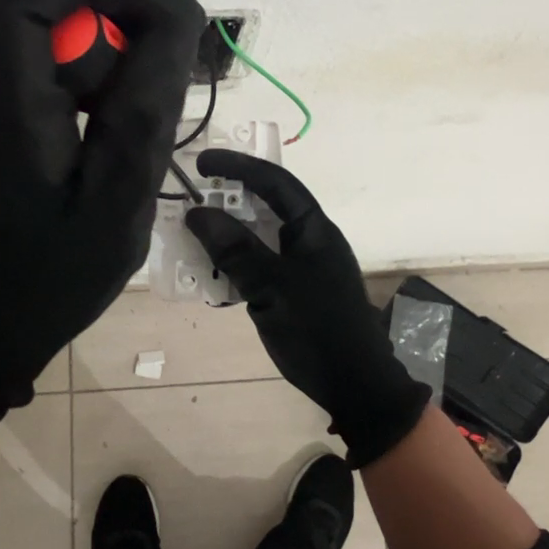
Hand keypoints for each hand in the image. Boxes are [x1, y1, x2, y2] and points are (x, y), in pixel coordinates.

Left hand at [0, 0, 203, 462]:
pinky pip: (32, 63)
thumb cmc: (46, 280)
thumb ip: (146, 107)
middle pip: (32, 1)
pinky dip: (80, 63)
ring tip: (151, 77)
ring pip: (34, 30)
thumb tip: (172, 15)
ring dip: (99, 32)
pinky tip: (113, 103)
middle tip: (169, 35)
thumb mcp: (117, 205)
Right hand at [184, 151, 430, 466]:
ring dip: (228, 232)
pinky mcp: (294, 292)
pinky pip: (259, 265)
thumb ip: (236, 249)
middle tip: (192, 195)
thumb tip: (197, 212)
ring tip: (193, 232)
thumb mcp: (272, 288)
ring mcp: (303, 267)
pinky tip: (210, 271)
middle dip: (229, 198)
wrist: (355, 386)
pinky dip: (234, 262)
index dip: (239, 167)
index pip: (275, 182)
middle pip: (267, 206)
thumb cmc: (318, 330)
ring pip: (260, 237)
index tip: (202, 162)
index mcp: (314, 229)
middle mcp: (310, 241)